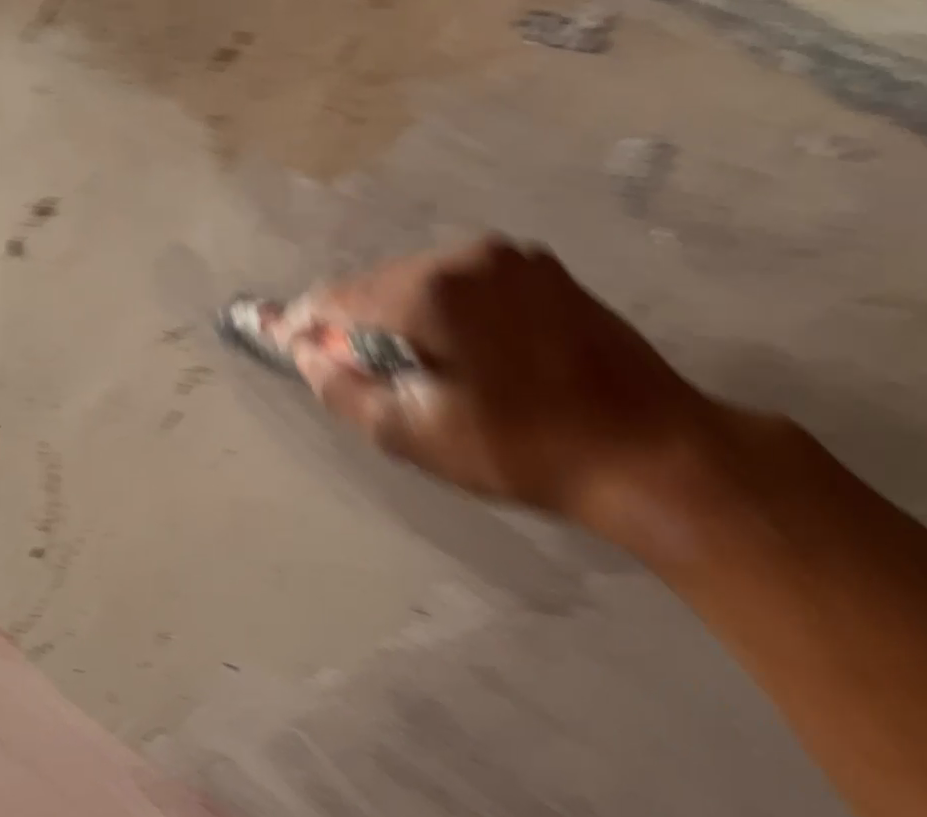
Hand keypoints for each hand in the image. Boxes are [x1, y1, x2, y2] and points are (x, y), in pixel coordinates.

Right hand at [276, 236, 731, 538]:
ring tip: (398, 375)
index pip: (340, 296)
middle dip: (352, 325)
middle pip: (380, 284)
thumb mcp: (409, 432)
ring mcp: (517, 260)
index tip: (282, 344)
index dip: (304, 323)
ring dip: (395, 321)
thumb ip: (341, 388)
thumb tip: (305, 352)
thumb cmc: (516, 448)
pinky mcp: (547, 276)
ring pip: (422, 283)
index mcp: (434, 290)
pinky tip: (447, 358)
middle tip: (344, 376)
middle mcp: (473, 256)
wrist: (645, 449)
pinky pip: (464, 286)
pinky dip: (437, 315)